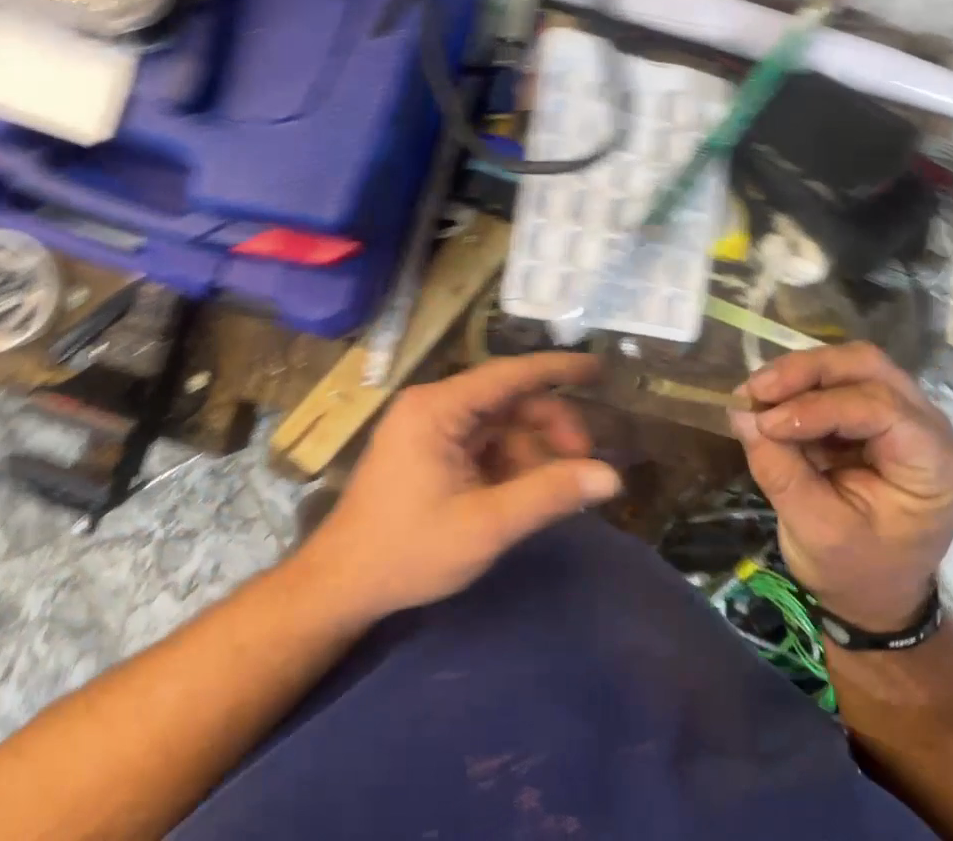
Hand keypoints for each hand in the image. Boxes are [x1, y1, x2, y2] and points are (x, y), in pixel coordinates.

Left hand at [297, 353, 621, 619]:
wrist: (342, 584)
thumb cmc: (409, 550)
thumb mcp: (486, 525)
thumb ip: (549, 495)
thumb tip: (610, 477)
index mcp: (437, 409)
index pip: (510, 374)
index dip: (558, 369)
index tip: (601, 369)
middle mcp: (432, 408)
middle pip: (508, 402)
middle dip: (551, 428)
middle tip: (585, 465)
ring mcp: (428, 431)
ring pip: (500, 426)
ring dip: (532, 452)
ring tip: (555, 492)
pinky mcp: (429, 454)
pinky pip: (483, 446)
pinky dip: (510, 466)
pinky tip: (527, 495)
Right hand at [730, 344, 952, 631]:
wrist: (874, 598)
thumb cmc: (854, 572)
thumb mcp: (813, 528)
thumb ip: (779, 468)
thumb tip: (742, 413)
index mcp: (934, 466)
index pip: (880, 407)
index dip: (817, 406)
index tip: (766, 422)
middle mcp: (931, 432)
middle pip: (871, 369)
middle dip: (808, 372)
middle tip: (756, 390)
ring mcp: (908, 421)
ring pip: (855, 368)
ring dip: (801, 376)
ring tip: (755, 395)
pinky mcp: (880, 421)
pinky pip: (841, 386)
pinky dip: (801, 390)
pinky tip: (768, 405)